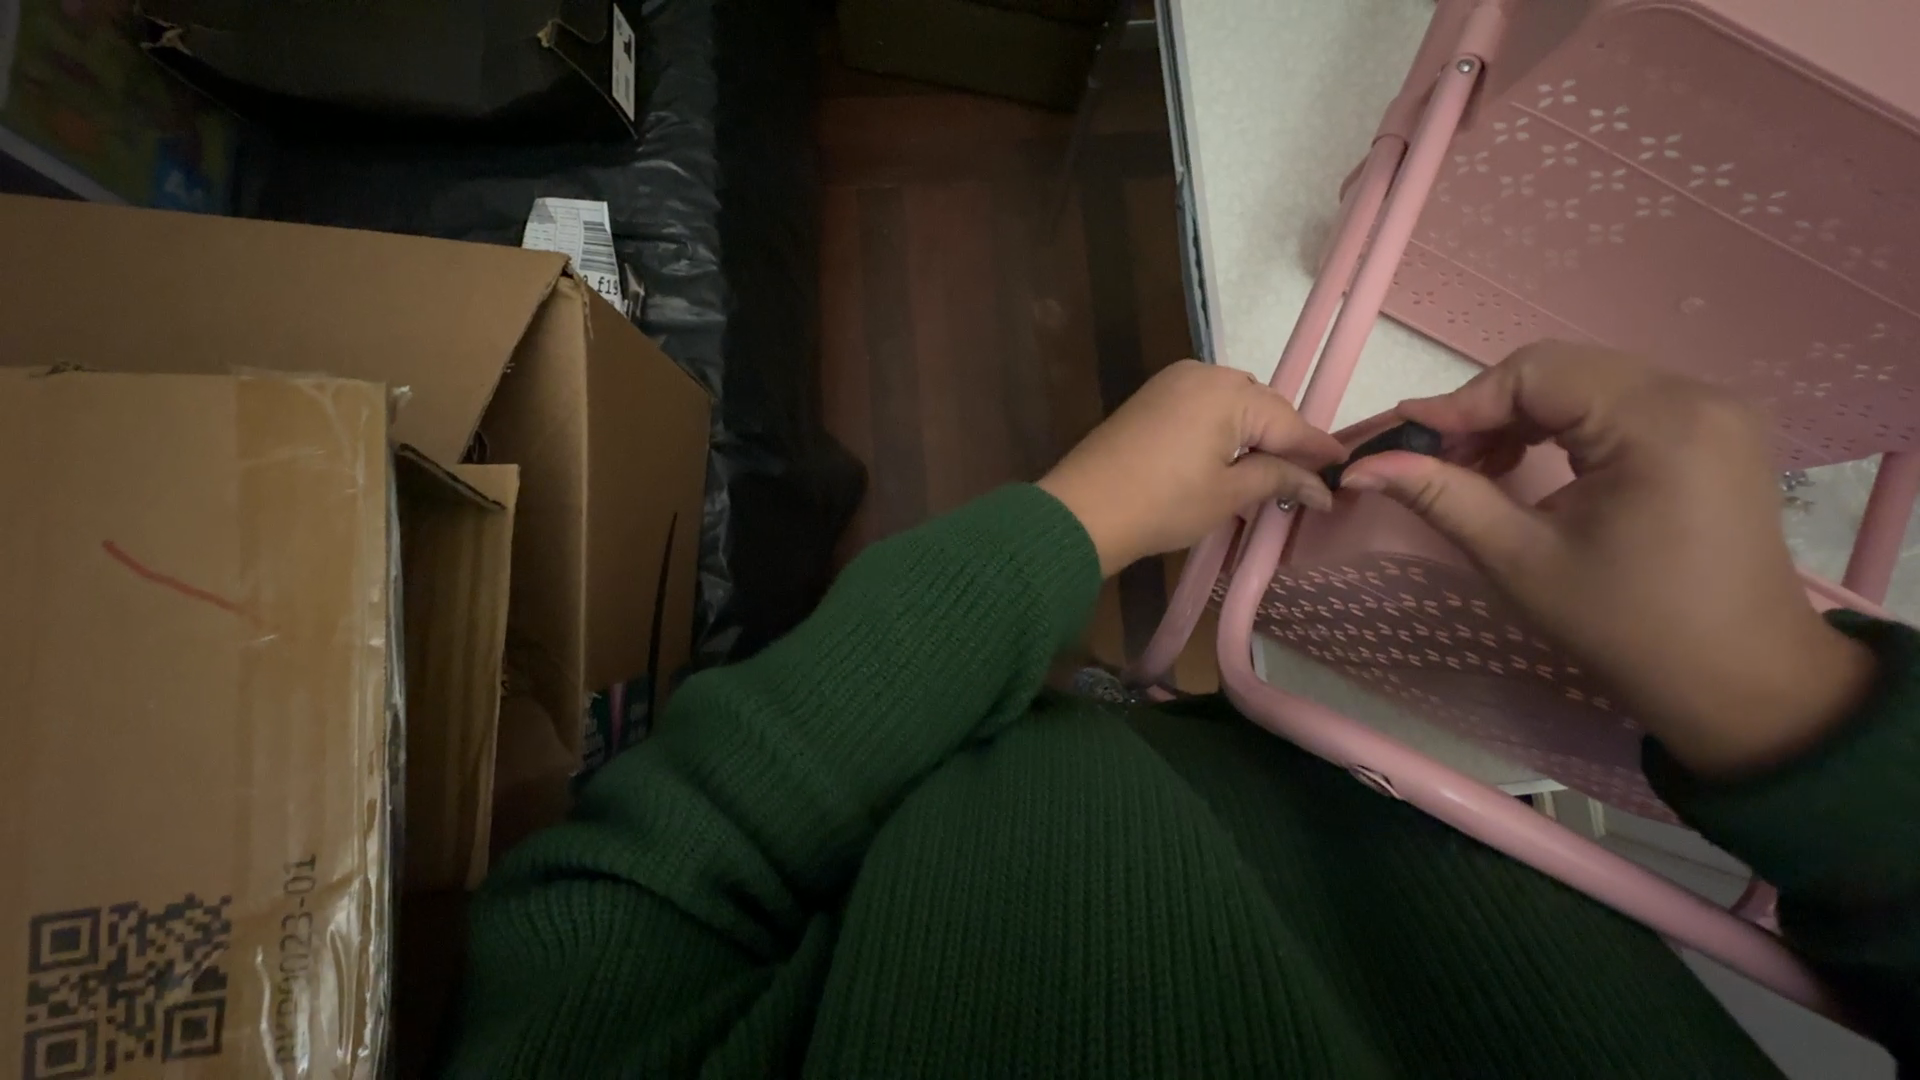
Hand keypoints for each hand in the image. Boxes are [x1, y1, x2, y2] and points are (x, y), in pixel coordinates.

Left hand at [1038, 360, 1344, 576]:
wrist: (1083, 511)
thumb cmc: (1162, 505)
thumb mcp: (1228, 494)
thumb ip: (1277, 479)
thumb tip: (1320, 486)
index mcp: (1228, 392)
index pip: (1288, 421)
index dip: (1317, 449)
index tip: (1344, 468)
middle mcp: (1202, 374)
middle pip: (1261, 406)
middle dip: (1283, 439)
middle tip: (1304, 476)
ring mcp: (1171, 382)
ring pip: (1232, 404)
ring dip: (1252, 432)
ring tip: (1268, 470)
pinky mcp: (1151, 398)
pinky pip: (1202, 407)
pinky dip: (1222, 429)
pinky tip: (1229, 455)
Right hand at [1341, 342, 1874, 776]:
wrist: (1736, 677)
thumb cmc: (1621, 623)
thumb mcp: (1516, 557)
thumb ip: (1439, 496)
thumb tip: (1360, 468)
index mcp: (1658, 425)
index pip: (1535, 374)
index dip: (1459, 402)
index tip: (1402, 442)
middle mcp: (1696, 397)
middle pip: (1557, 370)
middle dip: (1484, 409)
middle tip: (1434, 460)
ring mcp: (1710, 410)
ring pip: (1580, 382)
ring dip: (1514, 416)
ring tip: (1472, 467)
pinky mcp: (1707, 430)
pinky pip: (1610, 402)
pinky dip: (1553, 425)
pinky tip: (1521, 464)